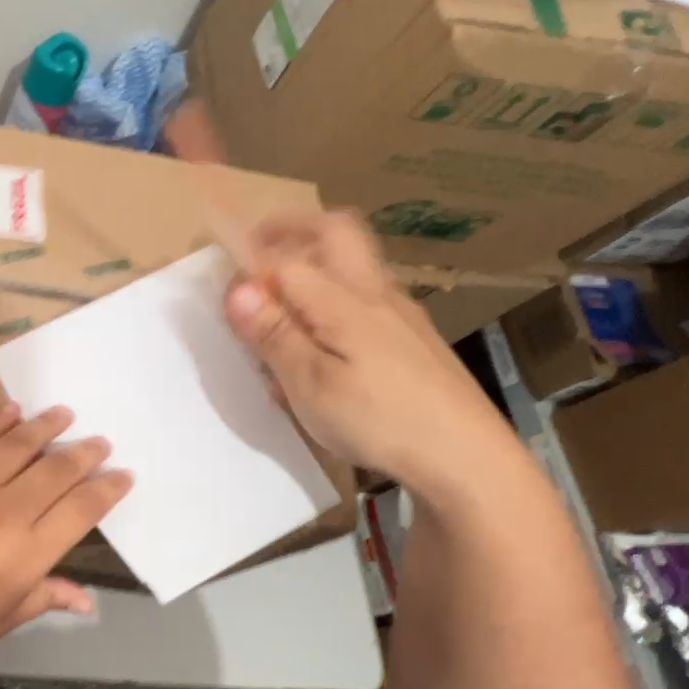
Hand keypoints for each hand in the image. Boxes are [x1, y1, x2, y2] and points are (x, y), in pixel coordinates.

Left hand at [0, 404, 132, 672]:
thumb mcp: (1, 619)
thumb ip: (45, 596)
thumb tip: (87, 600)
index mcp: (27, 554)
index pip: (81, 510)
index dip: (107, 490)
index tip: (123, 475)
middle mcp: (4, 512)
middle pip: (56, 471)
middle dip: (84, 454)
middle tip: (100, 441)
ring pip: (18, 446)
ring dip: (45, 426)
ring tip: (65, 413)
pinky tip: (12, 411)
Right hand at [223, 211, 520, 500]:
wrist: (465, 456)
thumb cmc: (378, 419)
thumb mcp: (310, 383)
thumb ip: (274, 334)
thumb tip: (237, 287)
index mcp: (345, 300)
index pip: (286, 259)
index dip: (250, 263)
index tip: (222, 286)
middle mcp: (375, 294)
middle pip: (335, 233)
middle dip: (291, 232)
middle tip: (256, 252)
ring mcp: (399, 315)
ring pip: (350, 268)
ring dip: (312, 269)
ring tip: (280, 311)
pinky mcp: (411, 340)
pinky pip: (363, 302)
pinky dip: (332, 306)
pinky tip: (320, 352)